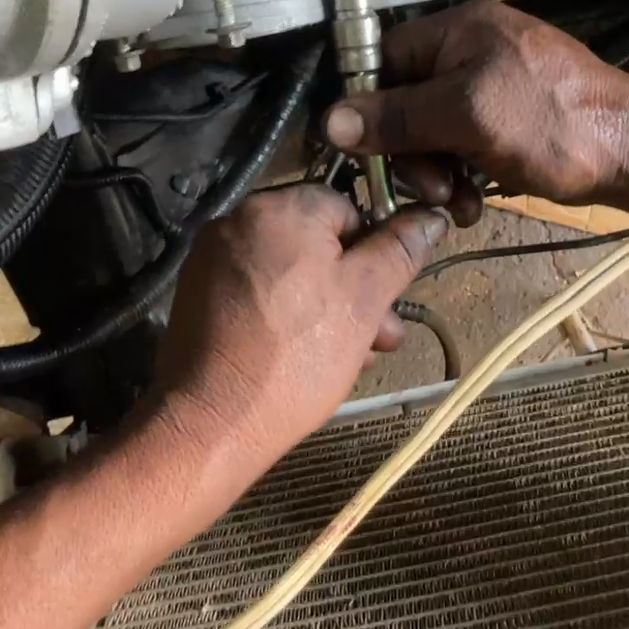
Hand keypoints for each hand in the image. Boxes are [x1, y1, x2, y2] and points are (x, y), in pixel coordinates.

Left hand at [145, 185, 449, 463]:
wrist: (213, 421)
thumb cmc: (299, 355)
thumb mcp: (365, 299)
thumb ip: (400, 250)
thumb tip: (431, 217)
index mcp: (280, 207)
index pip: (348, 207)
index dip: (375, 251)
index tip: (386, 297)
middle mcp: (239, 219)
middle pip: (318, 242)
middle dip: (356, 287)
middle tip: (380, 335)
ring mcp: (212, 257)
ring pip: (290, 270)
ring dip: (327, 304)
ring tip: (351, 354)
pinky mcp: (197, 292)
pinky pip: (258, 289)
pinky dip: (286, 312)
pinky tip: (305, 353)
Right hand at [321, 0, 628, 219]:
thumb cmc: (554, 125)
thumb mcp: (468, 118)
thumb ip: (397, 117)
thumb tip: (328, 120)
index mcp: (457, 31)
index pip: (383, 61)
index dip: (367, 107)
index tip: (363, 154)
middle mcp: (469, 52)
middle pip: (405, 103)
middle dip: (411, 154)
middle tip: (431, 189)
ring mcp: (490, 88)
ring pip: (432, 133)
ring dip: (436, 174)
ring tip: (459, 203)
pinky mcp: (506, 122)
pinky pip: (461, 147)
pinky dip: (461, 178)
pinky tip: (474, 203)